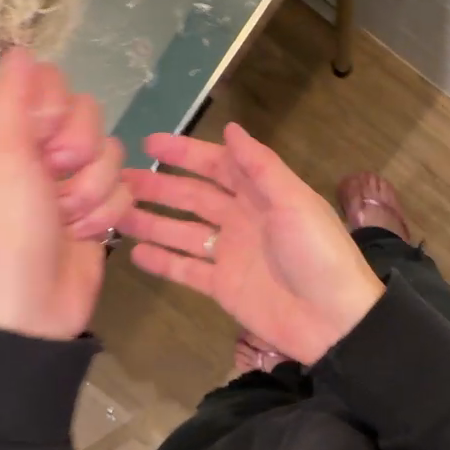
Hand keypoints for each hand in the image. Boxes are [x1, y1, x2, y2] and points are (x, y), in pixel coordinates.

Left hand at [0, 48, 127, 339]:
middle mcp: (44, 152)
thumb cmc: (11, 231)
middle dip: (79, 156)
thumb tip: (21, 47)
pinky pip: (125, 191)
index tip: (44, 138)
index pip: (53, 84)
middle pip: (90, 117)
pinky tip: (86, 236)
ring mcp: (74, 184)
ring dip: (92, 193)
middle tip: (56, 182)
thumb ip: (13, 100)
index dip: (58, 109)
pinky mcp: (101, 213)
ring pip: (113, 156)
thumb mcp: (2, 158)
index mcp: (12, 134)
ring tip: (69, 220)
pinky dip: (108, 216)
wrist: (37, 304)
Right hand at [120, 124, 385, 365]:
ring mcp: (230, 255)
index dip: (185, 154)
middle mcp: (242, 220)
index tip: (149, 143)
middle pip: (194, 198)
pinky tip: (135, 252)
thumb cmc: (319, 255)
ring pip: (183, 232)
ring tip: (115, 212)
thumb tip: (232, 128)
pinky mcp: (223, 287)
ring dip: (152, 221)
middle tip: (119, 178)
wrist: (333, 320)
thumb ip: (261, 168)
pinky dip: (162, 261)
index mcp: (262, 195)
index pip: (218, 166)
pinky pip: (186, 270)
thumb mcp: (295, 203)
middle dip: (159, 187)